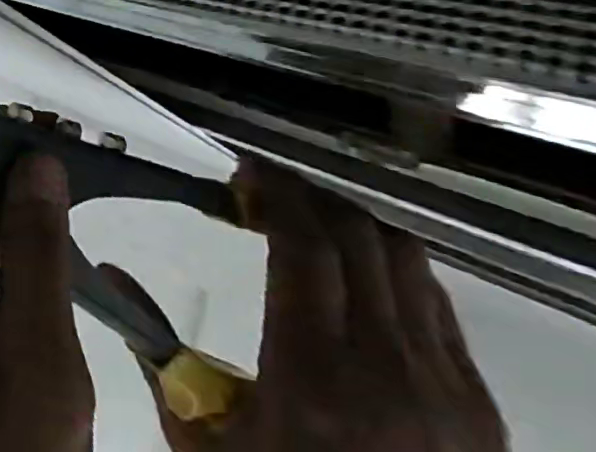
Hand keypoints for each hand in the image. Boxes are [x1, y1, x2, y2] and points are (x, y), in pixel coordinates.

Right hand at [104, 161, 506, 451]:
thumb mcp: (202, 447)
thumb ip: (158, 356)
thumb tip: (113, 274)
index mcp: (314, 377)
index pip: (305, 244)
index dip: (275, 190)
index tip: (241, 171)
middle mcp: (390, 369)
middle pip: (356, 235)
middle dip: (305, 194)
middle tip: (262, 190)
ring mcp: (448, 389)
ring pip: (404, 258)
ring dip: (348, 223)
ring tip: (305, 222)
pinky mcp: (482, 409)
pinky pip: (434, 302)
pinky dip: (388, 266)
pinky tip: (353, 277)